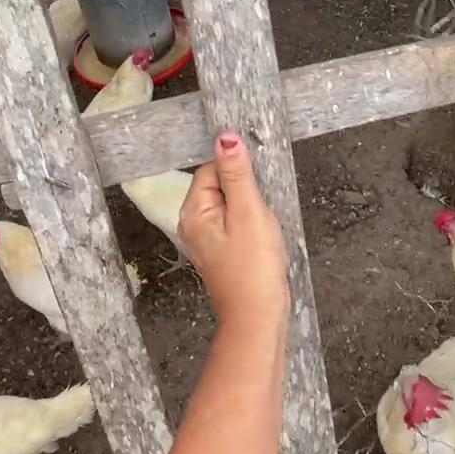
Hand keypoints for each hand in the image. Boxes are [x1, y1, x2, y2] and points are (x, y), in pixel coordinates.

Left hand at [178, 132, 288, 331]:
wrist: (258, 317)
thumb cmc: (253, 266)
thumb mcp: (248, 212)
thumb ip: (237, 173)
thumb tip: (225, 137)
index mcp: (193, 211)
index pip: (212, 169)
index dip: (237, 173)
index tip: (256, 188)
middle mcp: (193, 223)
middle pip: (220, 185)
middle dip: (246, 192)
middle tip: (260, 213)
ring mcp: (206, 239)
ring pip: (230, 204)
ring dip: (250, 209)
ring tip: (262, 228)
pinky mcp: (221, 250)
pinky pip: (235, 222)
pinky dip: (250, 224)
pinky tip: (261, 239)